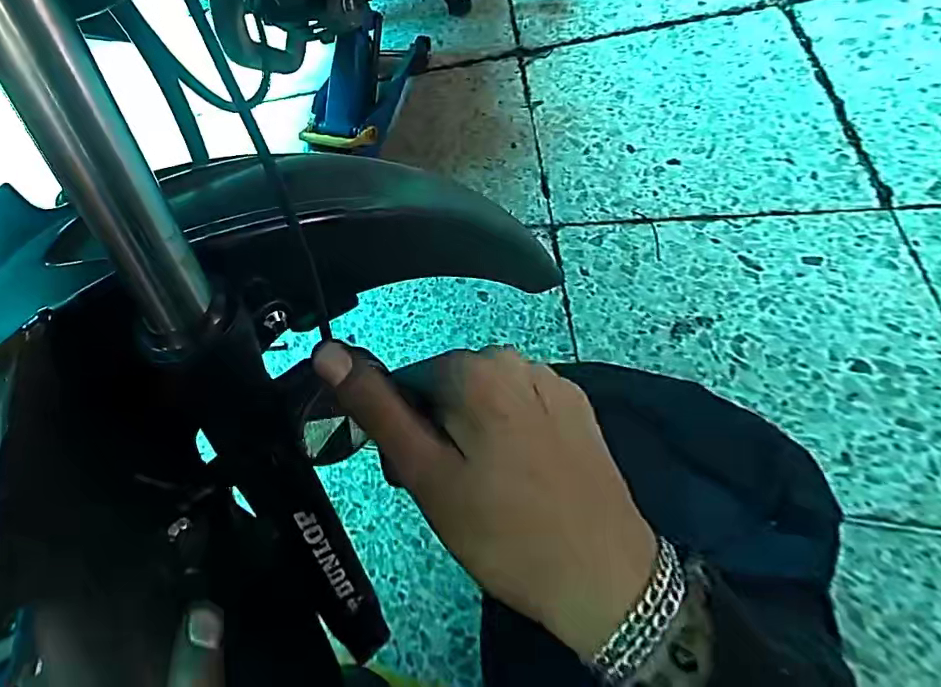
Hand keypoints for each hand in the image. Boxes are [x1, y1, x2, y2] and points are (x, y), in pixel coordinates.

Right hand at [313, 342, 656, 656]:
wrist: (613, 589)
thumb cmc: (505, 532)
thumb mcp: (425, 472)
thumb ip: (374, 405)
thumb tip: (327, 352)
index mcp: (470, 368)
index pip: (402, 383)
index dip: (401, 431)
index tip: (417, 476)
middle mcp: (511, 358)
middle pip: (440, 387)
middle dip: (434, 431)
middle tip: (451, 492)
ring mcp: (550, 380)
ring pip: (476, 398)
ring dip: (468, 434)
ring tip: (487, 491)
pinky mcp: (576, 405)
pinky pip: (515, 406)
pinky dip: (507, 435)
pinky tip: (523, 478)